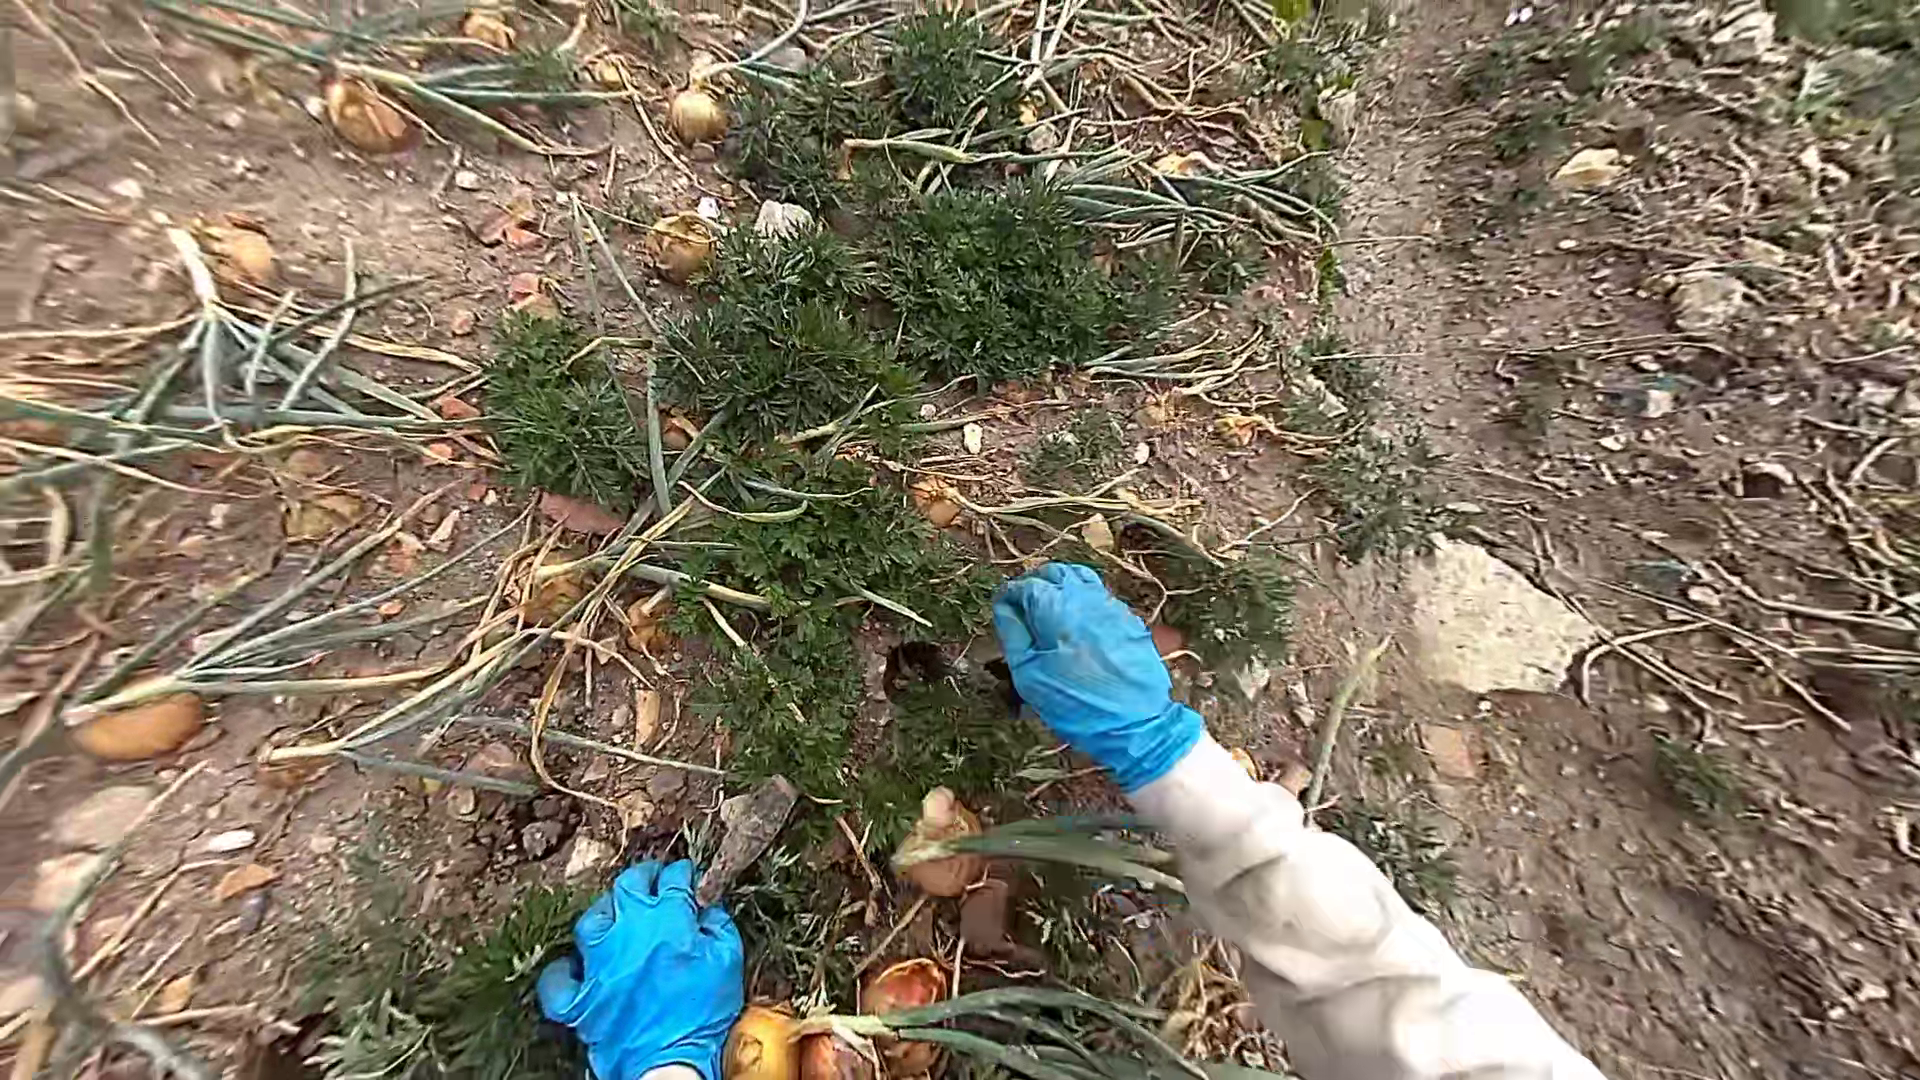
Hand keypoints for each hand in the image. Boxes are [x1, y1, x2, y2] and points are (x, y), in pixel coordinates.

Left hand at [538, 860, 743, 1079]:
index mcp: (669, 917)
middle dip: (645, 875)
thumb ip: (717, 921)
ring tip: (617, 913)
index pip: (674, 876)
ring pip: (591, 920)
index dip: (684, 871)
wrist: (673, 1064)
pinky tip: (577, 965)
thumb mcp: (729, 955)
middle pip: (629, 884)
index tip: (689, 876)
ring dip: (606, 911)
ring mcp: (600, 966)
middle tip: (655, 879)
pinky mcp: (580, 1002)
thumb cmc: (705, 1010)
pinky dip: (564, 971)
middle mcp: (630, 931)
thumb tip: (706, 904)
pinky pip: (557, 982)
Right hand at [992, 563, 1202, 791]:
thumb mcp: (1029, 675)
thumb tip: (1004, 607)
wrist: (1137, 724)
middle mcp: (1084, 596)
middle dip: (1033, 584)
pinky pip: (1097, 595)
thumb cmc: (1076, 703)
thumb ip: (1013, 635)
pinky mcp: (1127, 617)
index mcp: (1056, 606)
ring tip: (1047, 613)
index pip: (1024, 585)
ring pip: (1078, 578)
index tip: (1003, 613)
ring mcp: (1110, 604)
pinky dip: (1080, 599)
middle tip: (1023, 609)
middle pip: (1053, 572)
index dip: (1008, 597)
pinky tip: (1074, 624)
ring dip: (1058, 588)